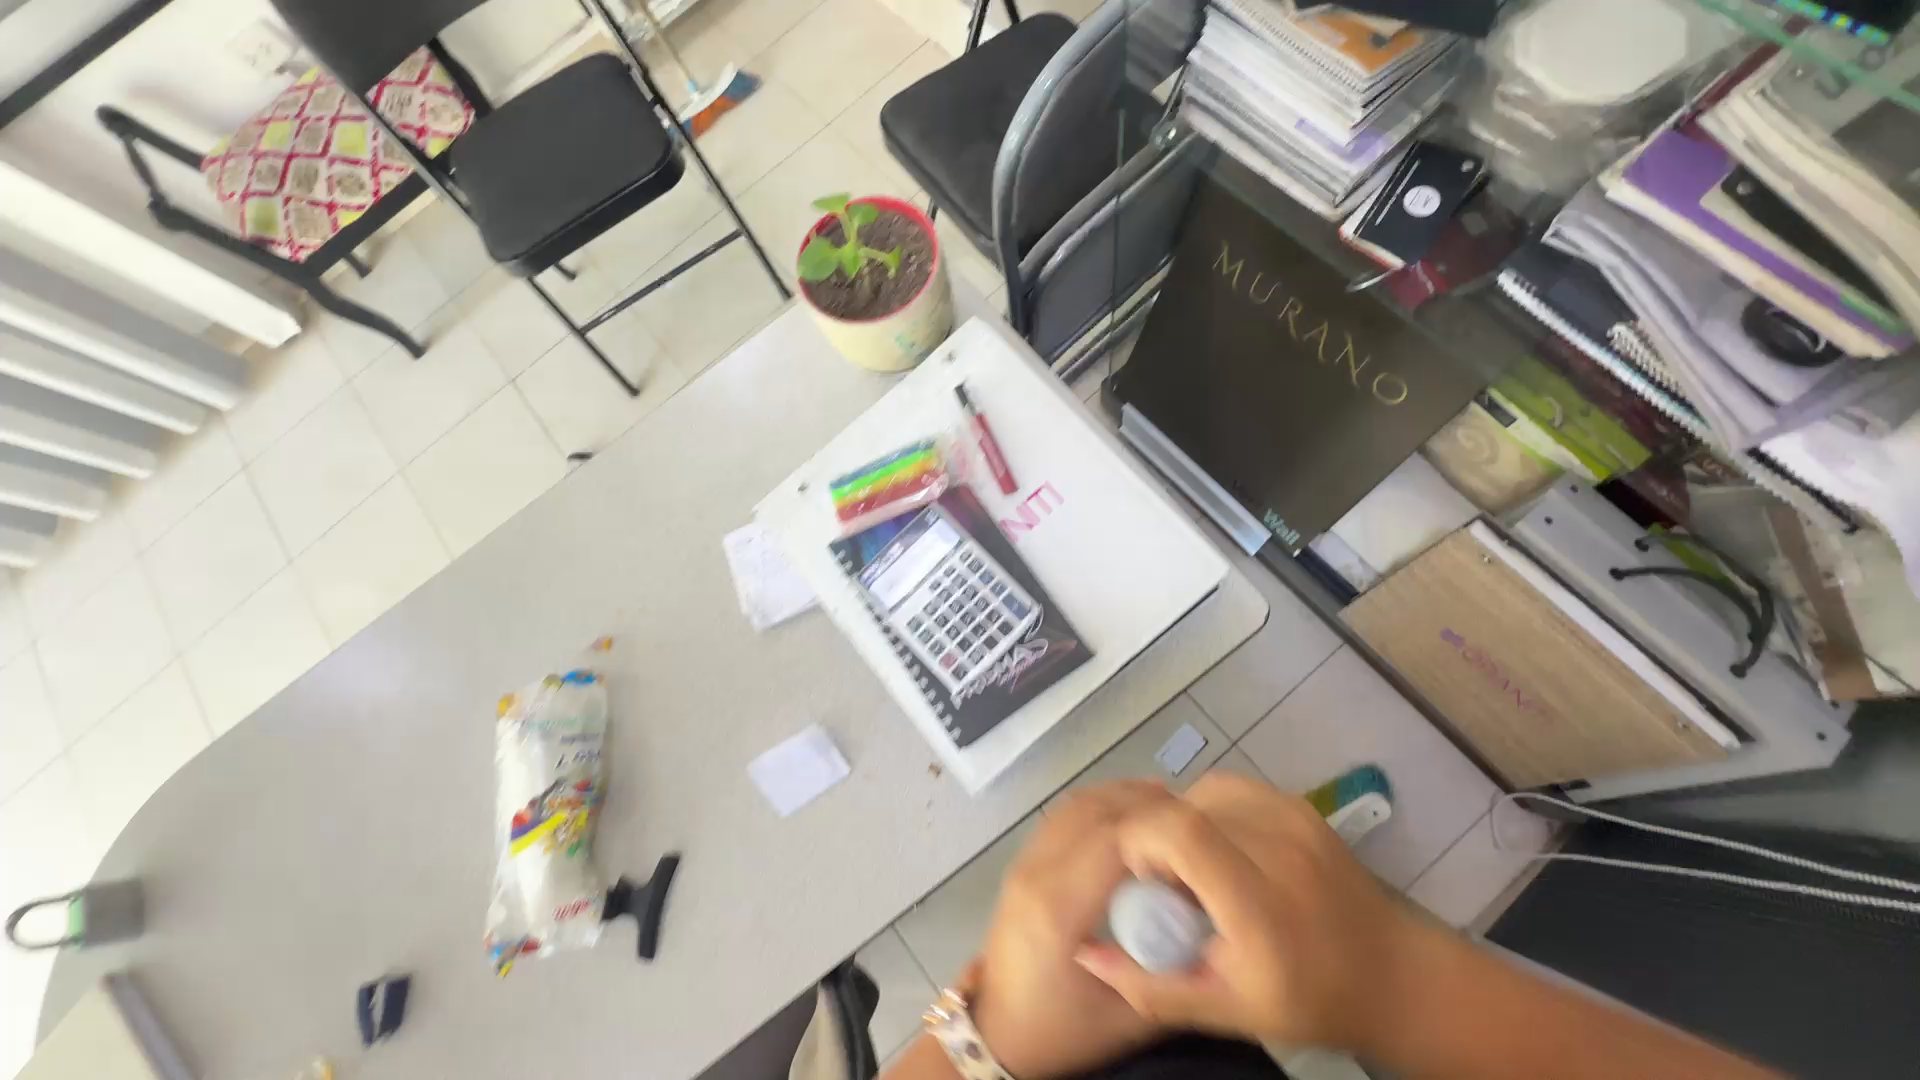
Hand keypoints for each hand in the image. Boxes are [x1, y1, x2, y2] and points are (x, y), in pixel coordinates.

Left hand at [967, 780, 1176, 1078]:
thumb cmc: (1062, 1030)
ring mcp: (1023, 862)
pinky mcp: (1022, 863)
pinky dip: (1100, 806)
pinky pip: (1063, 817)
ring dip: (1121, 798)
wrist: (998, 1035)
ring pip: (1076, 806)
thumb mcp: (1127, 1017)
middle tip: (1194, 817)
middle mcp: (1036, 872)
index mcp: (1059, 908)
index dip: (1159, 829)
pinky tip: (1130, 818)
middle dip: (1146, 805)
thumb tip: (1208, 923)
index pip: (1113, 840)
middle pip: (1094, 811)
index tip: (1202, 838)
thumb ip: (1169, 971)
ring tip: (1168, 811)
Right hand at [1073, 773, 1433, 1053]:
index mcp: (1260, 903)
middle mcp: (1277, 847)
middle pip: (1183, 807)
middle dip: (1153, 838)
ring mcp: (1292, 817)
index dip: (1140, 843)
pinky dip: (1206, 810)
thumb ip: (1149, 985)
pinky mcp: (1297, 803)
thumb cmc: (1309, 1000)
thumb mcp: (1226, 1010)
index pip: (1181, 832)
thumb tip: (1083, 953)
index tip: (1142, 881)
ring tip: (1193, 867)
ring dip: (1178, 823)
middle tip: (1165, 884)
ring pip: (1200, 792)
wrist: (1398, 974)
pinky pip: (1227, 788)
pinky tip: (1217, 848)